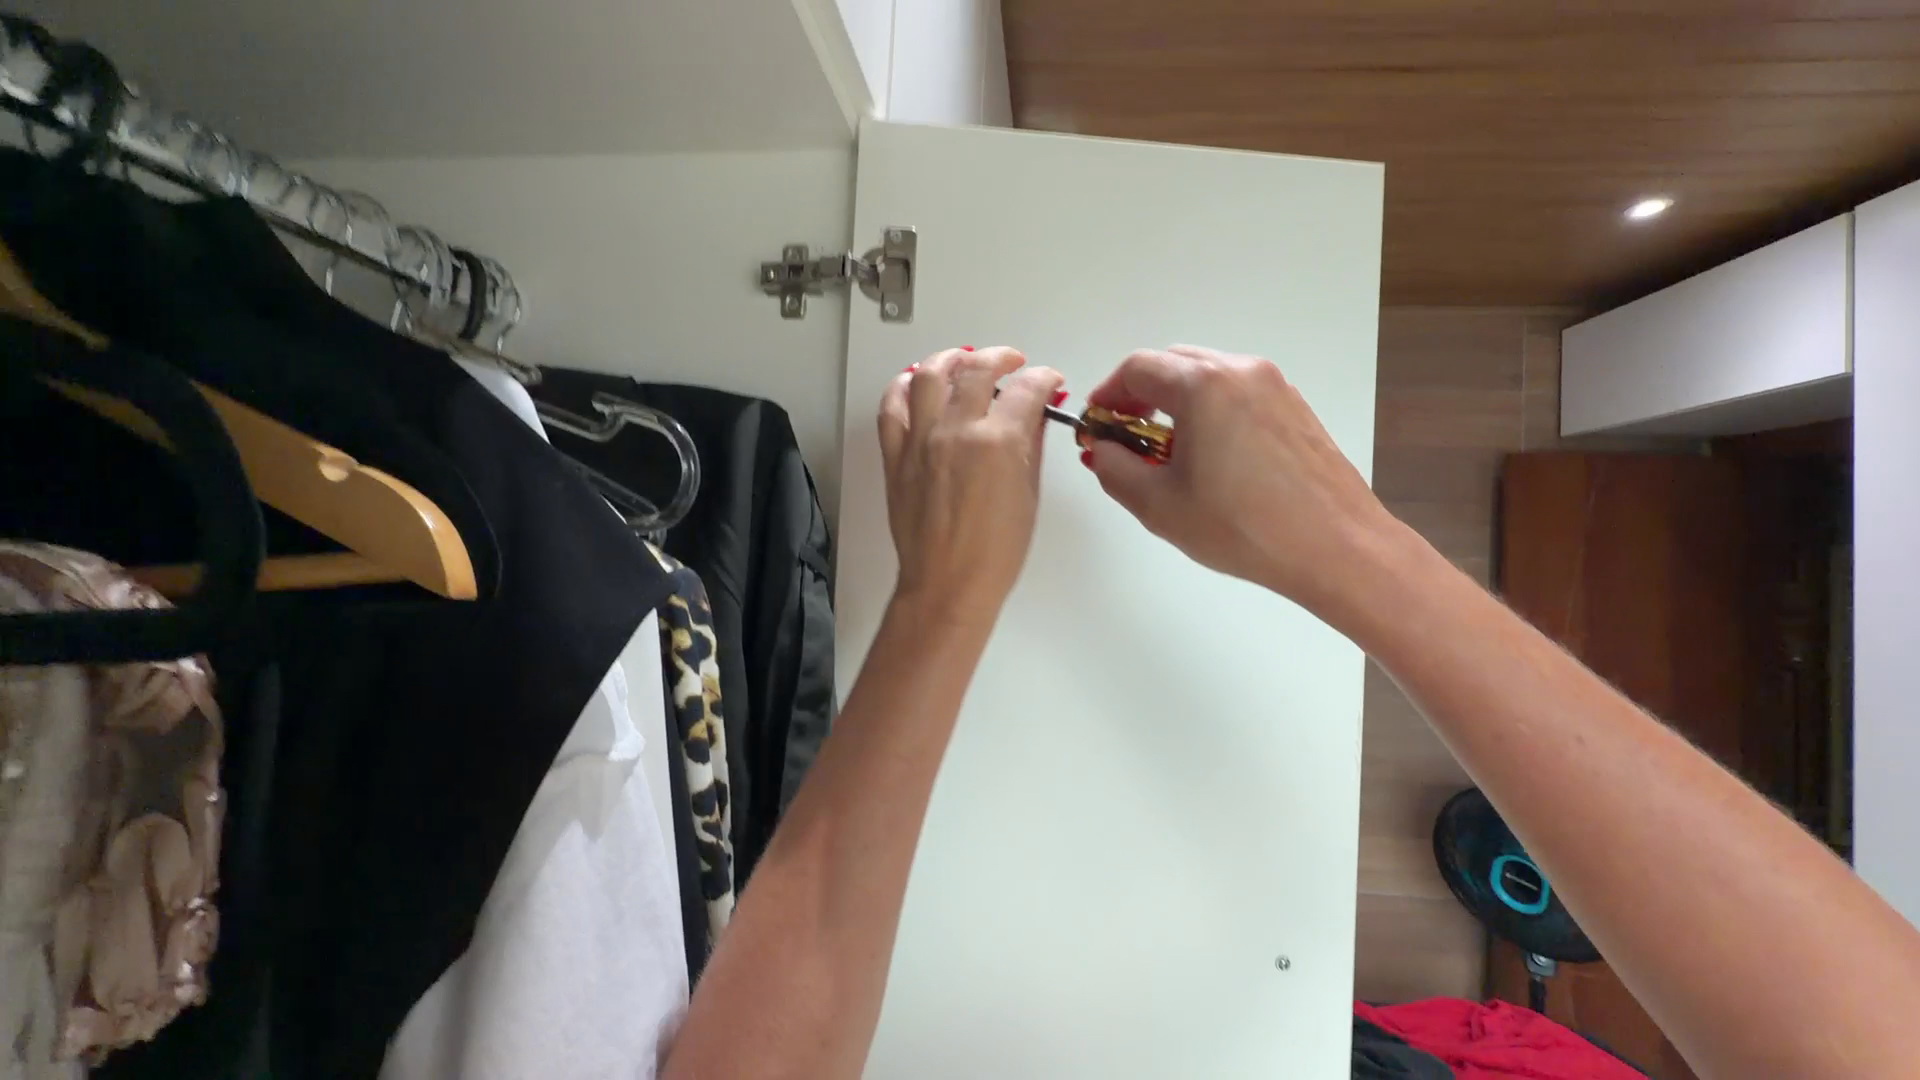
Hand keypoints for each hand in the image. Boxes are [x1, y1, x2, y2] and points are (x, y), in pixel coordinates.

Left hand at [879, 347, 1065, 615]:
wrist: (947, 584)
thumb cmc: (999, 551)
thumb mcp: (1029, 495)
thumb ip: (1031, 446)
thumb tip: (1033, 416)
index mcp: (998, 441)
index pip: (1027, 389)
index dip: (1045, 378)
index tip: (1050, 381)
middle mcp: (957, 430)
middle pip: (977, 369)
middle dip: (1002, 358)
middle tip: (1014, 363)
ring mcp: (921, 440)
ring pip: (929, 375)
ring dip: (951, 359)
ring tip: (964, 361)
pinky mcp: (895, 455)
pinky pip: (891, 406)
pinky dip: (903, 386)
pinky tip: (917, 383)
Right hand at [1082, 344, 1397, 610]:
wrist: (1336, 547)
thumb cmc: (1241, 527)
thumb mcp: (1158, 505)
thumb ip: (1114, 468)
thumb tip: (1104, 449)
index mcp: (1204, 385)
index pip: (1137, 368)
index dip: (1107, 394)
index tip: (1098, 427)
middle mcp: (1242, 371)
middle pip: (1174, 363)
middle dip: (1140, 395)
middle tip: (1126, 436)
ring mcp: (1275, 386)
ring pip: (1208, 376)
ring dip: (1176, 402)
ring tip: (1167, 452)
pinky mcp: (1296, 408)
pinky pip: (1238, 393)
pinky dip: (1210, 410)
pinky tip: (1210, 457)